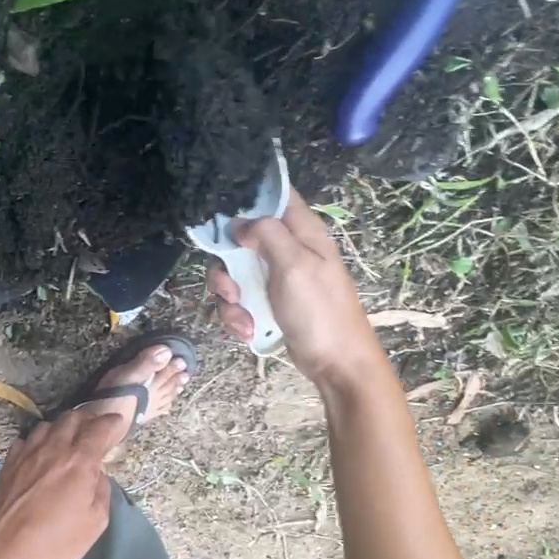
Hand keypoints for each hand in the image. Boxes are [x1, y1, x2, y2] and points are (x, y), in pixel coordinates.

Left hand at [0, 411, 118, 558]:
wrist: (7, 557)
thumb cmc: (57, 545)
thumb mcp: (95, 522)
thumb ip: (101, 490)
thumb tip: (97, 474)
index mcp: (79, 462)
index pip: (98, 428)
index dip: (111, 421)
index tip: (117, 422)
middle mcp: (52, 450)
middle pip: (71, 419)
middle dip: (87, 419)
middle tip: (94, 429)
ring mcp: (25, 455)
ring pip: (46, 426)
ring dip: (61, 428)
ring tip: (67, 440)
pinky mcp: (7, 466)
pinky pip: (25, 441)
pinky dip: (38, 441)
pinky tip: (40, 453)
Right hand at [207, 196, 386, 389]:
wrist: (334, 362)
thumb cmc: (320, 311)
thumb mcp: (295, 266)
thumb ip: (268, 234)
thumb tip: (239, 221)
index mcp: (302, 232)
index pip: (275, 196)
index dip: (247, 199)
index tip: (224, 219)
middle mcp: (287, 249)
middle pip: (240, 240)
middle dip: (225, 267)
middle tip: (231, 290)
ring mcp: (275, 278)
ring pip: (233, 274)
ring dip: (229, 300)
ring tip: (243, 321)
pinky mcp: (267, 302)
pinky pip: (239, 300)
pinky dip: (237, 316)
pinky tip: (248, 331)